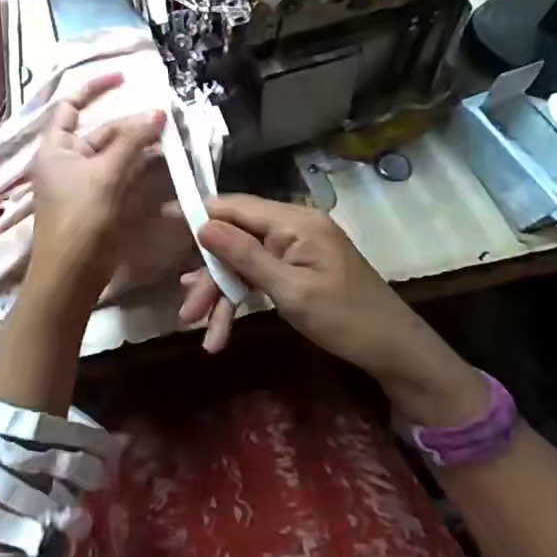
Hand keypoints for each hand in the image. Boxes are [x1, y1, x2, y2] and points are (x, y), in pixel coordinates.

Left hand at [29, 72, 165, 291]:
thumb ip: (132, 141)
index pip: (70, 105)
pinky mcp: (96, 204)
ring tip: (170, 140)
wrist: (71, 276)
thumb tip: (156, 112)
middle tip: (165, 120)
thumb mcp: (107, 174)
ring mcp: (82, 184)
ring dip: (139, 148)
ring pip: (113, 156)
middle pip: (101, 132)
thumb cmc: (81, 218)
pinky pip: (118, 177)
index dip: (94, 87)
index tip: (124, 77)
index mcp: (55, 148)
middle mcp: (66, 162)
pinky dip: (137, 170)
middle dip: (131, 126)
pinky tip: (162, 167)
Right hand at [180, 195, 487, 424]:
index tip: (162, 217)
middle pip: (236, 240)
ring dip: (223, 296)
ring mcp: (296, 248)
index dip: (199, 212)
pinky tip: (221, 325)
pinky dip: (242, 299)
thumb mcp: (290, 291)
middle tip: (188, 312)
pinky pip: (260, 275)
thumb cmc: (345, 319)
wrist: (394, 350)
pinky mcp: (298, 267)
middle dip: (211, 277)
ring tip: (205, 332)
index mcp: (294, 222)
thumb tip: (203, 224)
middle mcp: (292, 227)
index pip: (236, 206)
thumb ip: (245, 256)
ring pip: (244, 263)